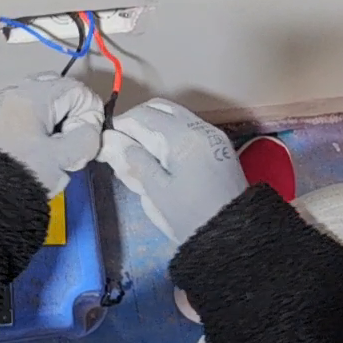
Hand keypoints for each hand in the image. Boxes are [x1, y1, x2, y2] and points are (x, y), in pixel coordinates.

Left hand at [0, 73, 104, 197]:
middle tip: (70, 141)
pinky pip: (18, 115)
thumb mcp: (63, 158)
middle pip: (56, 90)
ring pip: (36, 103)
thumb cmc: (20, 172)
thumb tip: (90, 132)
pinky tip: (29, 150)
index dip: (89, 114)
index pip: (78, 91)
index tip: (84, 140)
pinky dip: (30, 127)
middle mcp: (14, 92)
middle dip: (69, 113)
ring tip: (50, 150)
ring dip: (50, 121)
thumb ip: (86, 139)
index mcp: (35, 95)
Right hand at [99, 98, 246, 243]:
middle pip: (164, 108)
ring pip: (178, 115)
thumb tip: (114, 140)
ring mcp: (213, 135)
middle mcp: (201, 128)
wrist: (232, 234)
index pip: (147, 114)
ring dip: (156, 123)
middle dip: (140, 118)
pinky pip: (190, 127)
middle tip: (123, 137)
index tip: (110, 134)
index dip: (125, 121)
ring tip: (140, 146)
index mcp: (184, 137)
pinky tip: (161, 152)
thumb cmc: (190, 216)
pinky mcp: (219, 146)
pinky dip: (171, 132)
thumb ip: (135, 161)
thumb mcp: (156, 191)